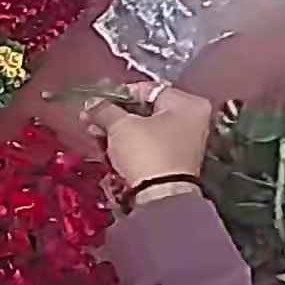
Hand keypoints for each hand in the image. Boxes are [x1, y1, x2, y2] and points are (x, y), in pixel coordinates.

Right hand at [82, 82, 213, 205]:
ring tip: (96, 132)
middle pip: (146, 109)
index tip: (97, 102)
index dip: (118, 94)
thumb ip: (104, 110)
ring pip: (145, 127)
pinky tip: (109, 144)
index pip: (147, 89)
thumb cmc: (146, 151)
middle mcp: (192, 119)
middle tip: (92, 117)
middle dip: (116, 114)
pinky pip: (149, 142)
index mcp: (187, 104)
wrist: (158, 194)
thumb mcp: (120, 126)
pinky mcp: (174, 158)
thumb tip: (91, 103)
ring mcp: (185, 140)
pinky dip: (130, 142)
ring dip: (119, 129)